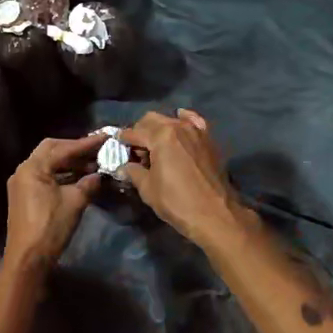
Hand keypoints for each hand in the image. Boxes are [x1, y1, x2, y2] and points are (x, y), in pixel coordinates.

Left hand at [4, 134, 102, 272]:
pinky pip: (44, 175)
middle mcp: (23, 171)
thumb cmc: (50, 227)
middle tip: (95, 150)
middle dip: (74, 149)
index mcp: (33, 168)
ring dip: (68, 162)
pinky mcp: (24, 195)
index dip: (86, 144)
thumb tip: (99, 175)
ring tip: (91, 164)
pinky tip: (78, 178)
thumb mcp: (75, 202)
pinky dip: (61, 173)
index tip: (104, 138)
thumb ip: (88, 183)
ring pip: (48, 163)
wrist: (28, 260)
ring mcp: (22, 183)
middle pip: (51, 150)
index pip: (63, 149)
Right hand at [120, 110, 250, 249]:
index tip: (117, 143)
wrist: (215, 212)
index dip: (123, 139)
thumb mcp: (148, 189)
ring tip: (156, 146)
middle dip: (140, 131)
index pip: (135, 132)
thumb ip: (133, 172)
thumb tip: (123, 167)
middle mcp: (179, 126)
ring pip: (172, 119)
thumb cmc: (177, 201)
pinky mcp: (209, 138)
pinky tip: (180, 126)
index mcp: (161, 136)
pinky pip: (194, 121)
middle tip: (136, 149)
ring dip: (160, 128)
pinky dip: (184, 121)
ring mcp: (196, 130)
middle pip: (152, 120)